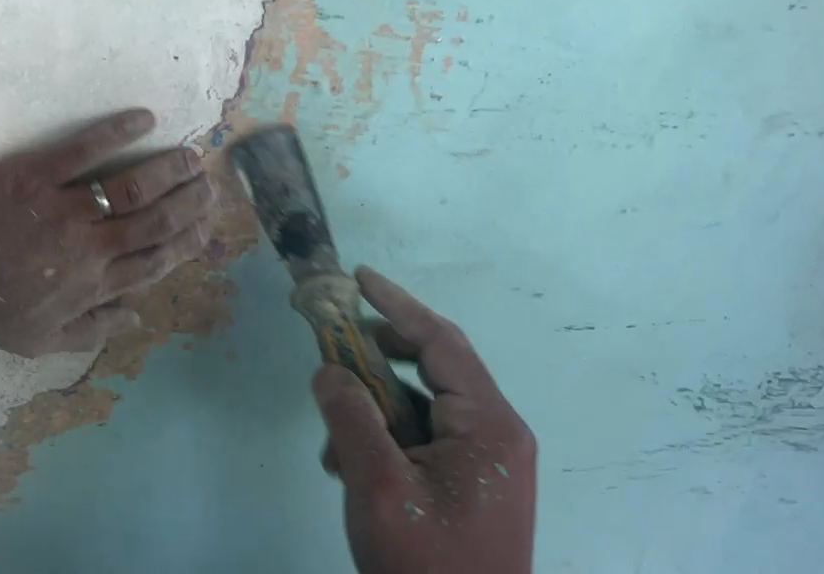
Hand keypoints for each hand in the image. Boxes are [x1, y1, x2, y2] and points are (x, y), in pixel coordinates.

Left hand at [0, 109, 214, 357]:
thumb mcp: (39, 341)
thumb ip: (92, 331)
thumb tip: (139, 317)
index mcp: (92, 287)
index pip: (156, 262)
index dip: (188, 242)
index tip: (208, 226)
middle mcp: (90, 248)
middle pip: (156, 221)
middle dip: (190, 202)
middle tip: (211, 182)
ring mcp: (63, 209)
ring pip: (133, 187)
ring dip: (170, 170)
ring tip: (192, 154)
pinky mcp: (34, 176)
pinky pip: (84, 150)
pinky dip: (118, 132)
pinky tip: (145, 118)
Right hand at [313, 267, 535, 573]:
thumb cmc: (427, 565)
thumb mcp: (380, 486)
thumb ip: (350, 415)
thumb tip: (329, 369)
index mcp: (488, 426)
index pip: (440, 341)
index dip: (396, 304)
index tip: (357, 277)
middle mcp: (494, 434)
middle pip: (432, 364)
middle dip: (376, 352)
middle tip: (333, 344)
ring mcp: (483, 460)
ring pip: (419, 400)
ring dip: (372, 403)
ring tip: (334, 435)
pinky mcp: (468, 482)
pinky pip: (420, 433)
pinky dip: (383, 432)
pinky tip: (350, 464)